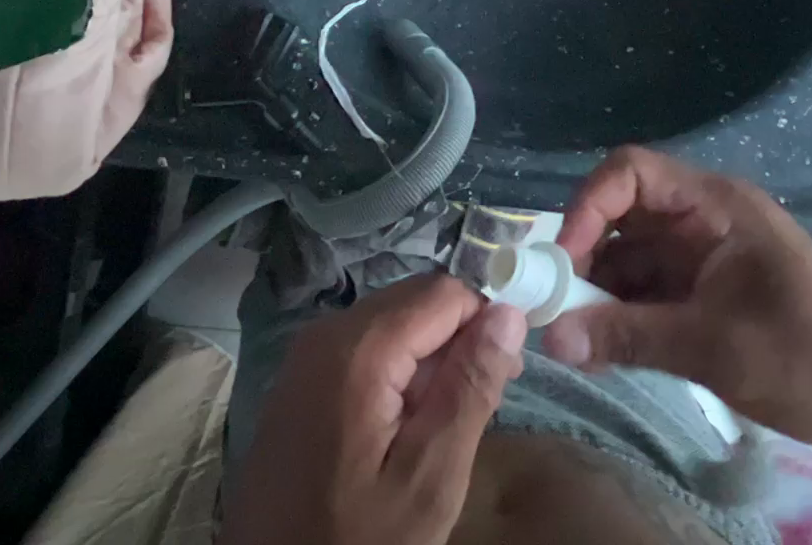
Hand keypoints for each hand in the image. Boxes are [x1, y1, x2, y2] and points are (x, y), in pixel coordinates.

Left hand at [221, 274, 527, 544]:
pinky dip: (398, 372)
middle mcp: (328, 330)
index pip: (444, 291)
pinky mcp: (302, 376)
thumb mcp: (428, 478)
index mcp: (359, 347)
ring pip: (395, 322)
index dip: (484, 321)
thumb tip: (508, 314)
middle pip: (416, 300)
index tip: (505, 375)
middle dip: (458, 339)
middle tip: (478, 407)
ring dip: (431, 359)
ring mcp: (309, 352)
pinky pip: (367, 347)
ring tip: (443, 426)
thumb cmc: (354, 540)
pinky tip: (405, 427)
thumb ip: (469, 388)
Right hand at [540, 146, 811, 456]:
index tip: (566, 262)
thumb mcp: (714, 348)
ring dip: (598, 293)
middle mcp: (702, 220)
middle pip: (622, 216)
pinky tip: (601, 349)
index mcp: (715, 207)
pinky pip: (646, 290)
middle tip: (555, 306)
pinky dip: (620, 315)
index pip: (631, 173)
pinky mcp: (703, 291)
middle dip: (585, 257)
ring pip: (628, 257)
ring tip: (574, 341)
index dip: (589, 206)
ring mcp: (703, 256)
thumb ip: (627, 336)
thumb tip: (549, 338)